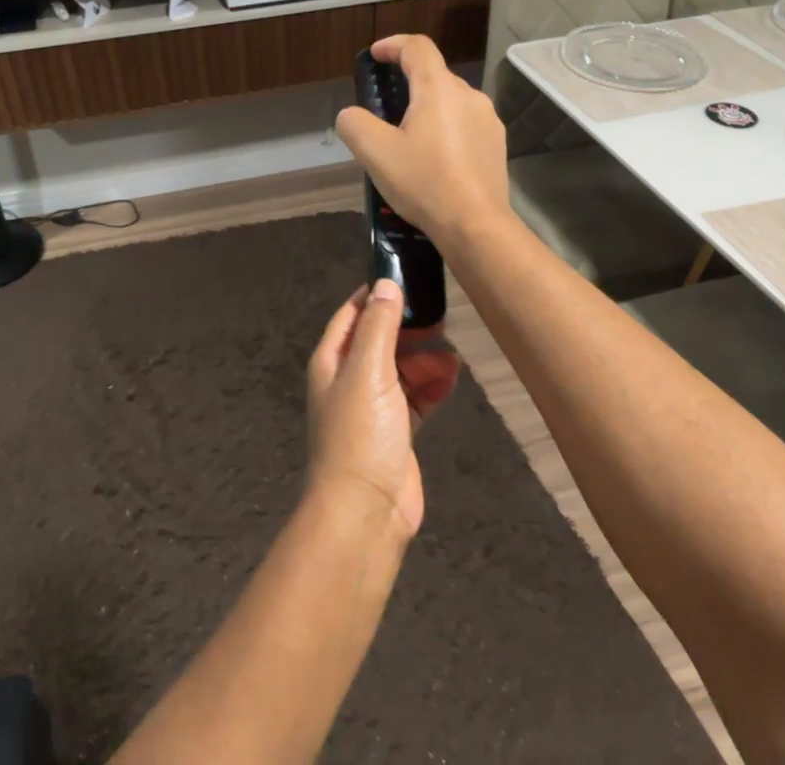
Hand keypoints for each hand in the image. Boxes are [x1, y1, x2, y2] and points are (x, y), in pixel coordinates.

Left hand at [306, 279, 445, 538]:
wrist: (366, 510)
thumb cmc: (360, 434)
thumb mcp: (368, 371)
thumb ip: (379, 327)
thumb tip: (386, 284)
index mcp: (332, 361)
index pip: (351, 315)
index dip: (375, 294)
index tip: (406, 275)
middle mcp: (348, 379)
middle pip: (379, 340)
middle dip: (407, 326)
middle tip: (441, 312)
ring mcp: (373, 407)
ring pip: (400, 368)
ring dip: (423, 357)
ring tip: (451, 347)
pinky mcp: (396, 430)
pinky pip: (415, 397)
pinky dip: (431, 385)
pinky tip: (452, 377)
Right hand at [335, 35, 511, 249]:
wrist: (475, 224)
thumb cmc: (424, 183)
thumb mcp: (375, 154)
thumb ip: (355, 125)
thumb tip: (351, 115)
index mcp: (438, 89)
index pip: (417, 48)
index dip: (393, 45)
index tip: (375, 56)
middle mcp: (469, 96)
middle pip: (434, 77)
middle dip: (408, 86)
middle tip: (385, 112)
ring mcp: (488, 121)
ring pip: (451, 104)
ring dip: (428, 112)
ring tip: (408, 143)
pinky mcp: (496, 146)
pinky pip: (466, 127)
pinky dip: (446, 133)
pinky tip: (434, 162)